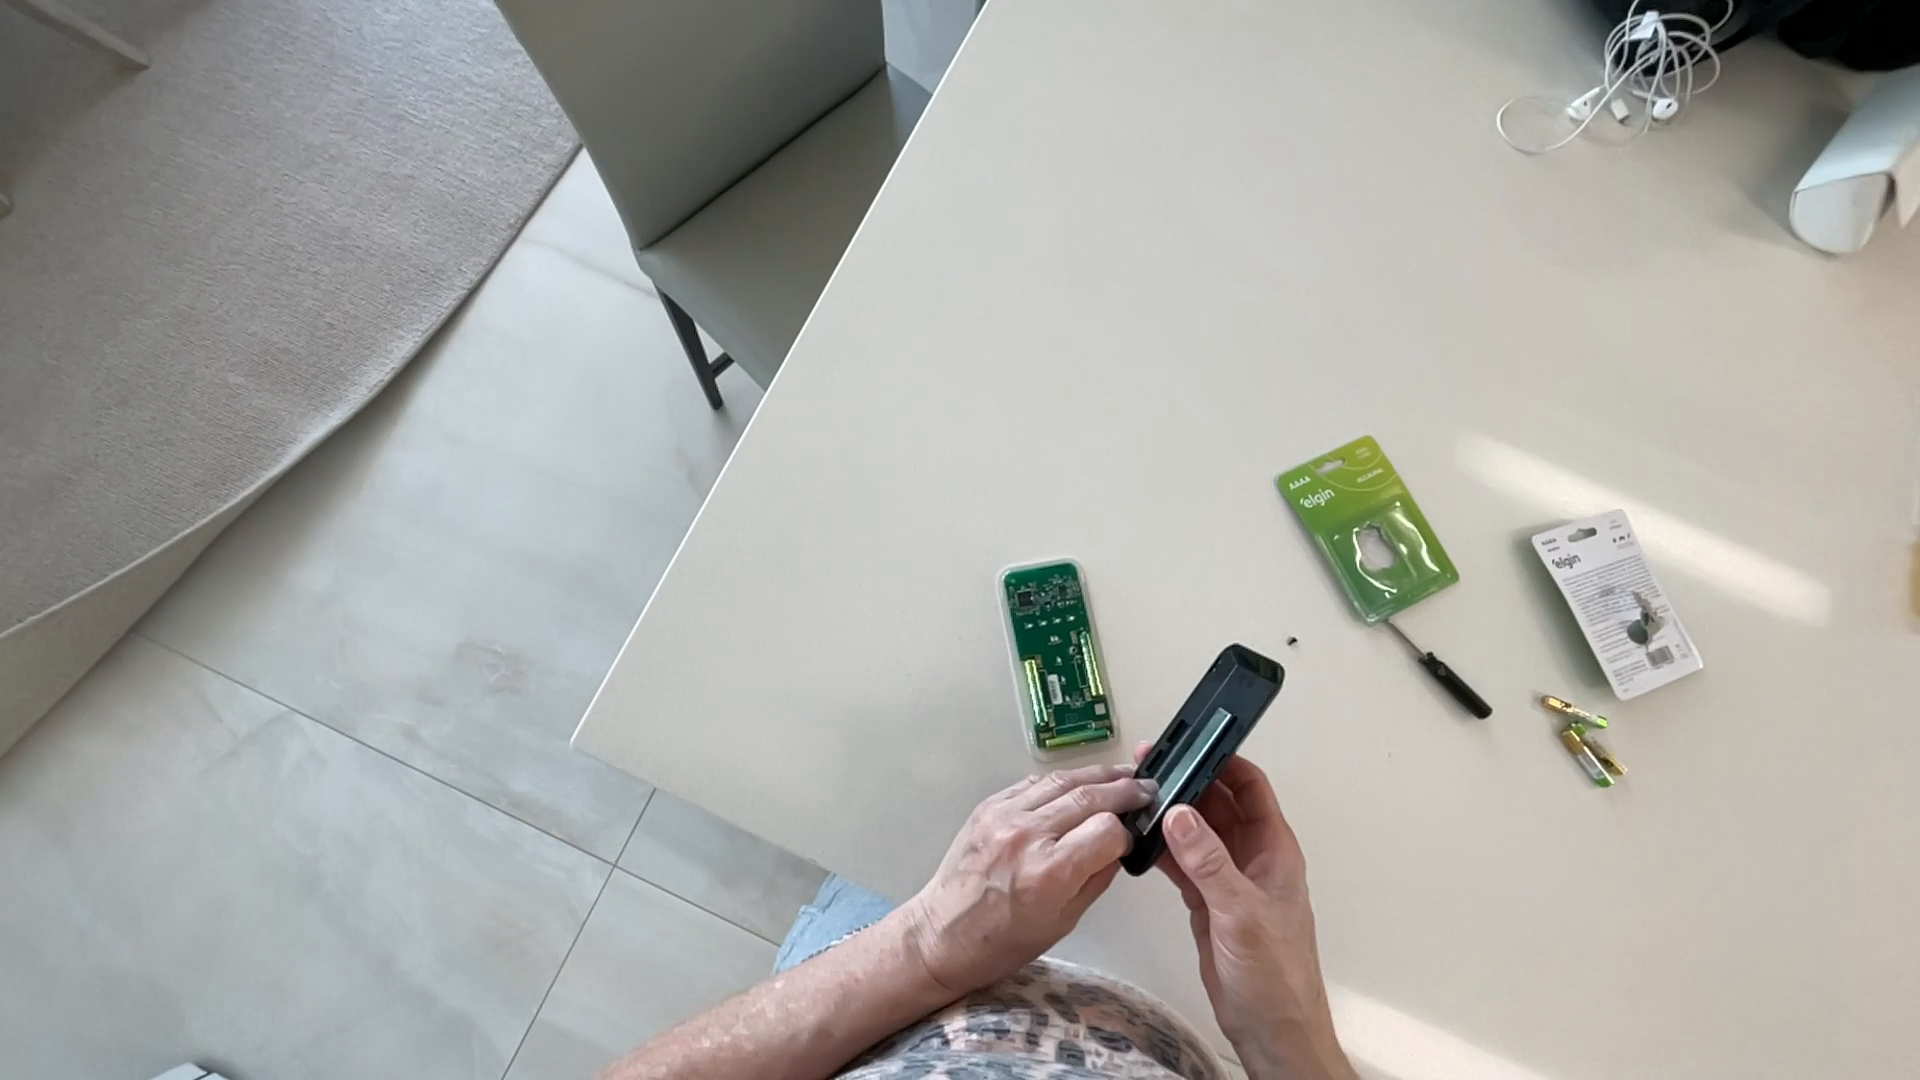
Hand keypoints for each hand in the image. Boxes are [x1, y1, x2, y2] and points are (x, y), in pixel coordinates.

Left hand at [901, 762, 1156, 995]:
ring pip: (1062, 781)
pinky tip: (1080, 781)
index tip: (1135, 833)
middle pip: (1089, 796)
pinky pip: (1034, 783)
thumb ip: (1096, 877)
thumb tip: (1121, 843)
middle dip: (1123, 790)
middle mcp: (1027, 834)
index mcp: (1049, 872)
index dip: (1127, 831)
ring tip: (1122, 774)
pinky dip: (1062, 780)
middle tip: (1147, 787)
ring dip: (1097, 774)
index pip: (1107, 830)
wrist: (942, 931)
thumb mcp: (1064, 920)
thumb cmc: (1004, 941)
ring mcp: (1005, 814)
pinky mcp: (989, 805)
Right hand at [1133, 744, 1354, 1079]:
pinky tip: (1137, 837)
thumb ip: (1209, 861)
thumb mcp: (1242, 912)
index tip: (1190, 743)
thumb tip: (1178, 812)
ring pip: (1195, 829)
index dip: (1224, 760)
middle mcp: (1249, 855)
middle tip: (1148, 765)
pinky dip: (1160, 846)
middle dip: (1186, 781)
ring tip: (1135, 795)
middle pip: (1217, 802)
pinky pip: (1180, 859)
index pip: (1251, 788)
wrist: (1269, 1031)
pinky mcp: (1205, 897)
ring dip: (1170, 812)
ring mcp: (1225, 876)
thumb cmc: (1274, 975)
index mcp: (1272, 849)